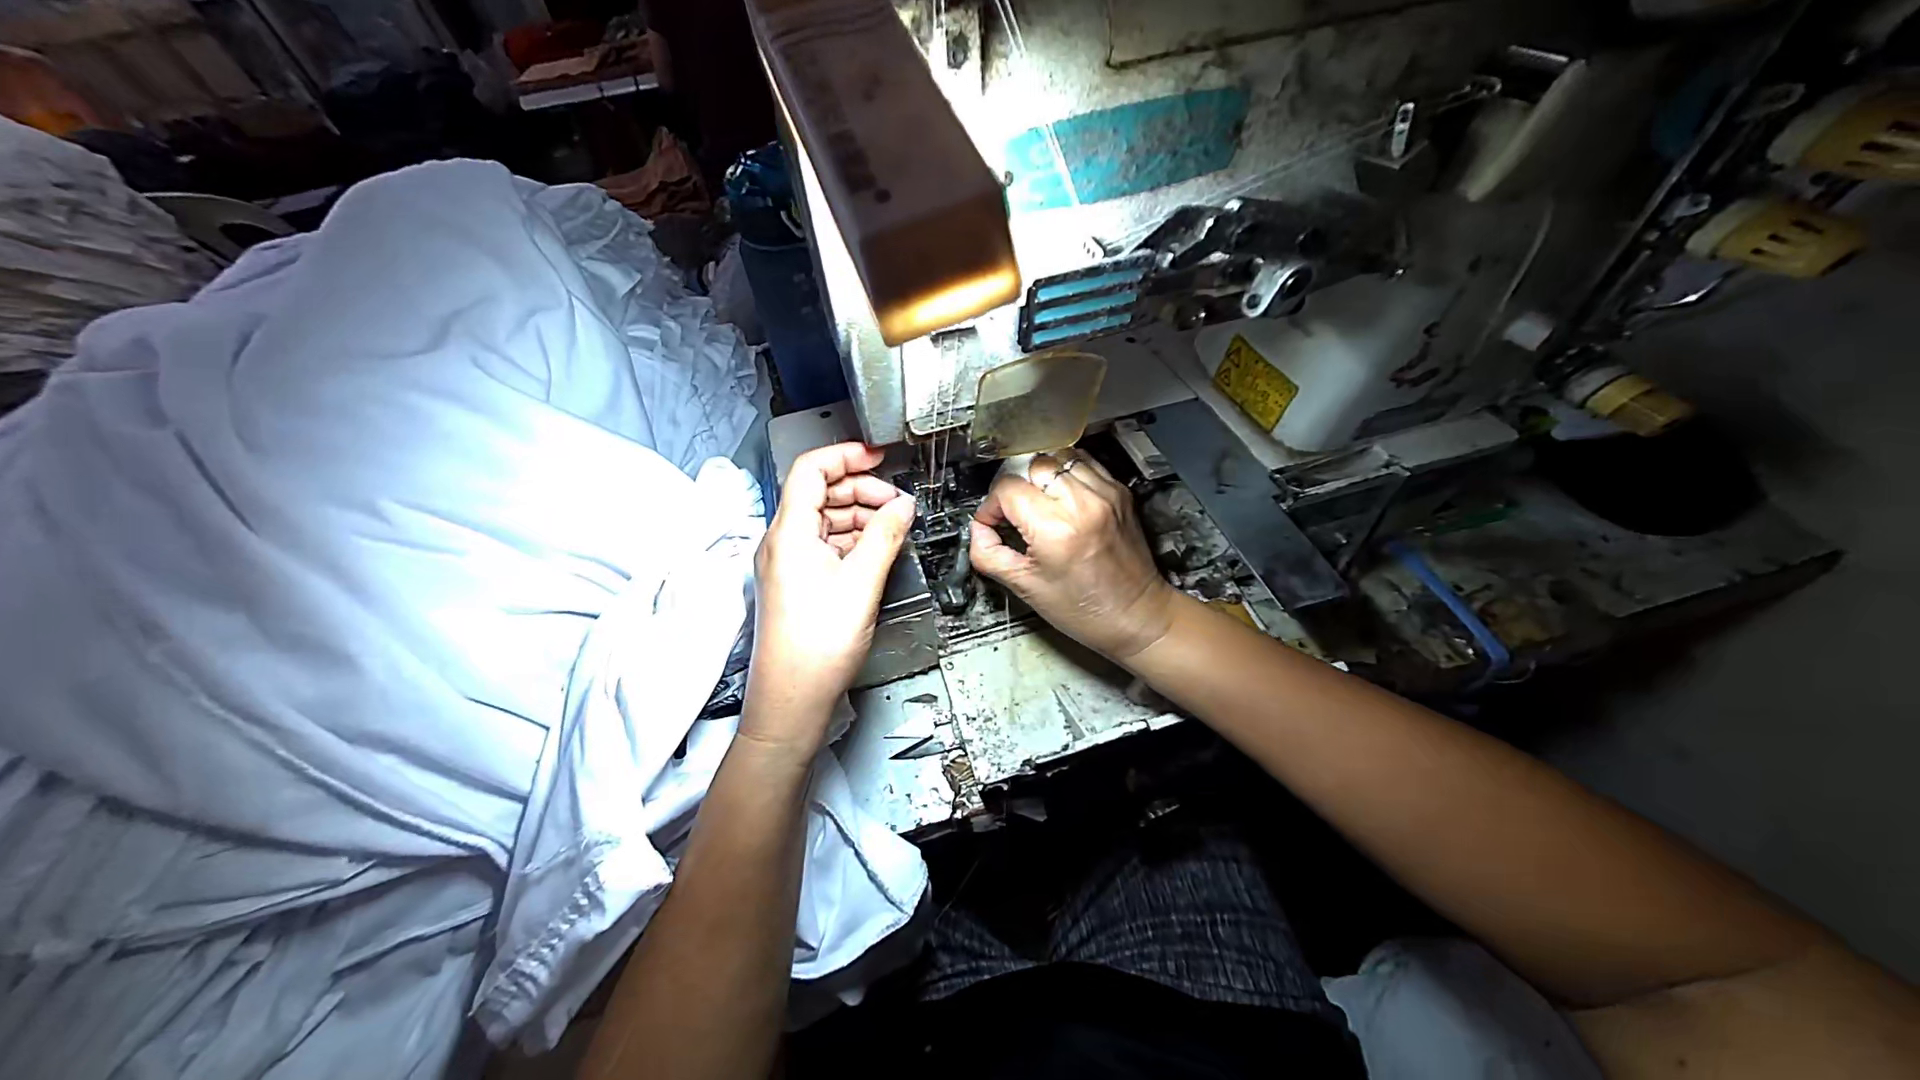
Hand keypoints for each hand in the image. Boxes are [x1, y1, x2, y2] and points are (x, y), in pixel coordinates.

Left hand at [744, 443, 915, 751]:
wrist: (792, 699)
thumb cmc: (814, 649)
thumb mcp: (862, 583)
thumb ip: (885, 536)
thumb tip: (902, 505)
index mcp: (788, 533)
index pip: (811, 469)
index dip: (846, 455)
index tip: (878, 455)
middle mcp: (781, 543)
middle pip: (820, 493)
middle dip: (860, 490)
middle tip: (895, 501)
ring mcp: (787, 563)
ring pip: (824, 520)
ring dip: (859, 516)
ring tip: (892, 527)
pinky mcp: (796, 583)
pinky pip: (825, 545)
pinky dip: (852, 540)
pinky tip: (876, 550)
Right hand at [969, 450, 1175, 663]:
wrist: (1135, 615)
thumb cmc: (1086, 608)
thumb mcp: (1024, 587)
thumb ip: (989, 554)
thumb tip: (977, 529)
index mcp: (1055, 529)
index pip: (1007, 489)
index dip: (992, 506)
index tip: (994, 523)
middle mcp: (1082, 504)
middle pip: (1032, 466)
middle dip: (1017, 487)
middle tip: (1016, 512)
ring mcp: (1104, 494)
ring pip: (1058, 458)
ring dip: (1042, 477)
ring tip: (1041, 503)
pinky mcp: (1119, 492)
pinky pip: (1085, 464)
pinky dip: (1068, 474)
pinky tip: (1063, 499)